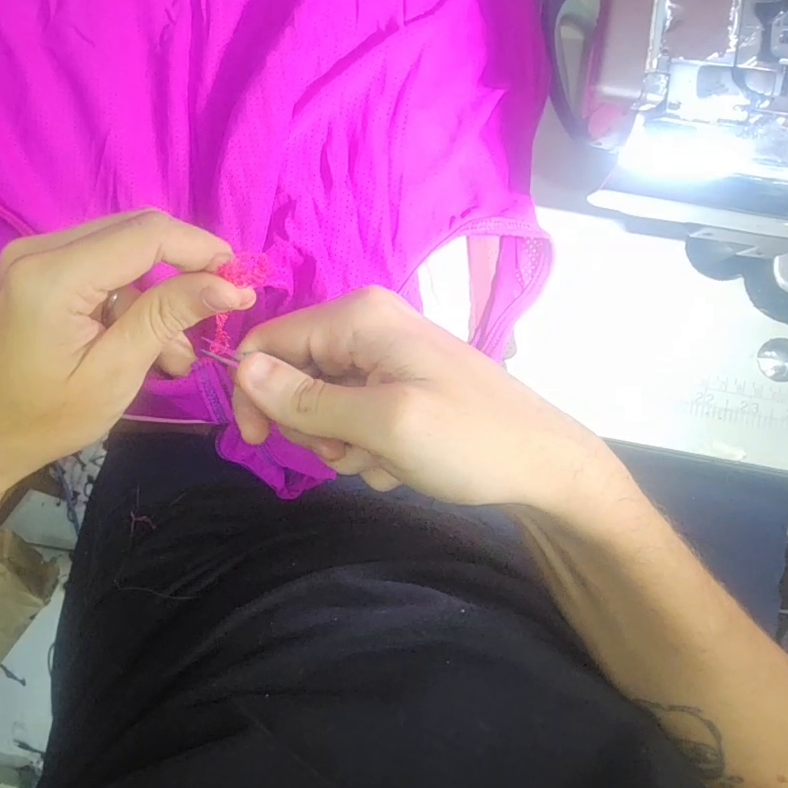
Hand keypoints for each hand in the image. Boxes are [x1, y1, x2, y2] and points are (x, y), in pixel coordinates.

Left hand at [0, 210, 255, 502]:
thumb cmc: (42, 421)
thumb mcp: (114, 374)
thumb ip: (167, 318)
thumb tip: (230, 284)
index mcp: (52, 275)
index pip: (146, 234)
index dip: (201, 250)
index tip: (240, 283)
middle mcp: (36, 249)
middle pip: (133, 232)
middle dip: (181, 269)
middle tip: (211, 316)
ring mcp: (29, 256)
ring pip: (117, 249)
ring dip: (154, 293)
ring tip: (172, 355)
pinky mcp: (30, 271)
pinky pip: (94, 266)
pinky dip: (125, 298)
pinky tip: (137, 343)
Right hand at [229, 287, 623, 513]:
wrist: (548, 471)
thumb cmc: (471, 441)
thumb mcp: (382, 424)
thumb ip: (306, 398)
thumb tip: (240, 369)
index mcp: (358, 316)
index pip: (265, 343)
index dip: (253, 393)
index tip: (260, 443)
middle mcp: (365, 326)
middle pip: (290, 376)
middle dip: (310, 425)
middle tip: (349, 450)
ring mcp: (381, 357)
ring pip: (317, 404)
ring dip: (340, 443)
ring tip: (384, 457)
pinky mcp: (394, 385)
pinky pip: (348, 417)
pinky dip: (363, 447)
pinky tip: (399, 460)